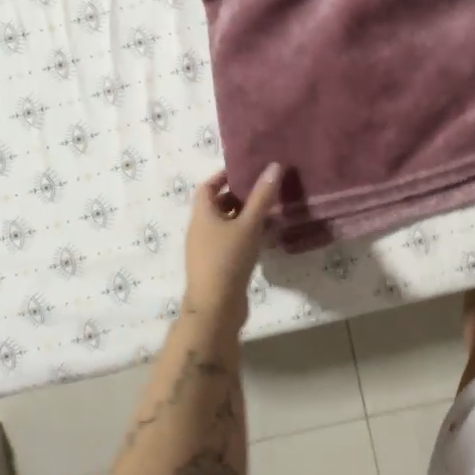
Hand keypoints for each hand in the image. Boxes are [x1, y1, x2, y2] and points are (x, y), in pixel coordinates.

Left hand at [183, 162, 283, 325]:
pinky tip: (264, 237)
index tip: (245, 170)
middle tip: (263, 188)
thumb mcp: (249, 224)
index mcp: (202, 216)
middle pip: (216, 205)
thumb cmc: (228, 260)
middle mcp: (200, 230)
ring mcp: (206, 250)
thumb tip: (274, 165)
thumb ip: (262, 196)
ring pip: (225, 224)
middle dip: (238, 195)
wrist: (215, 309)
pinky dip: (244, 234)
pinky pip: (230, 241)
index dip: (223, 176)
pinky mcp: (216, 266)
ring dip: (243, 216)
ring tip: (269, 210)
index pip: (207, 187)